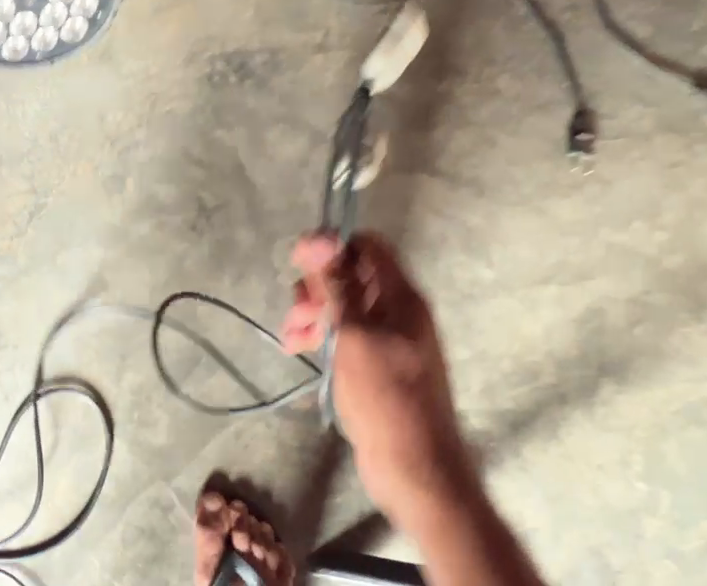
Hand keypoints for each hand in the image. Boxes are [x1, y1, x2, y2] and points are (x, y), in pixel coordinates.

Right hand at [280, 232, 477, 525]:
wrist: (415, 469)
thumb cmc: (384, 397)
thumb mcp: (353, 336)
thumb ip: (336, 285)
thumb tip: (321, 237)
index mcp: (401, 297)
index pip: (367, 246)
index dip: (332, 246)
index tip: (299, 262)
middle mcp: (398, 311)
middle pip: (350, 275)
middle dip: (316, 287)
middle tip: (295, 312)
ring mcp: (389, 338)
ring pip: (343, 305)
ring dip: (313, 314)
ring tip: (290, 339)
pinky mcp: (378, 363)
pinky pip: (346, 334)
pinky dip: (322, 336)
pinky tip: (299, 351)